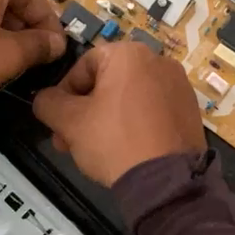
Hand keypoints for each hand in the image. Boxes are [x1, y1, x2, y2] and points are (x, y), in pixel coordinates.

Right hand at [31, 41, 205, 185]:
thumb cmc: (114, 141)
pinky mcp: (190, 111)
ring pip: (129, 99)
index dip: (64, 93)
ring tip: (93, 151)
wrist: (167, 181)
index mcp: (130, 54)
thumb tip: (45, 99)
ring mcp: (179, 86)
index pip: (84, 65)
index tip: (56, 120)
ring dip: (105, 120)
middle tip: (68, 141)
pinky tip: (125, 150)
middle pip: (108, 83)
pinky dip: (134, 125)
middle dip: (83, 112)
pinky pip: (152, 111)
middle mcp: (159, 61)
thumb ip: (48, 103)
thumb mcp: (69, 122)